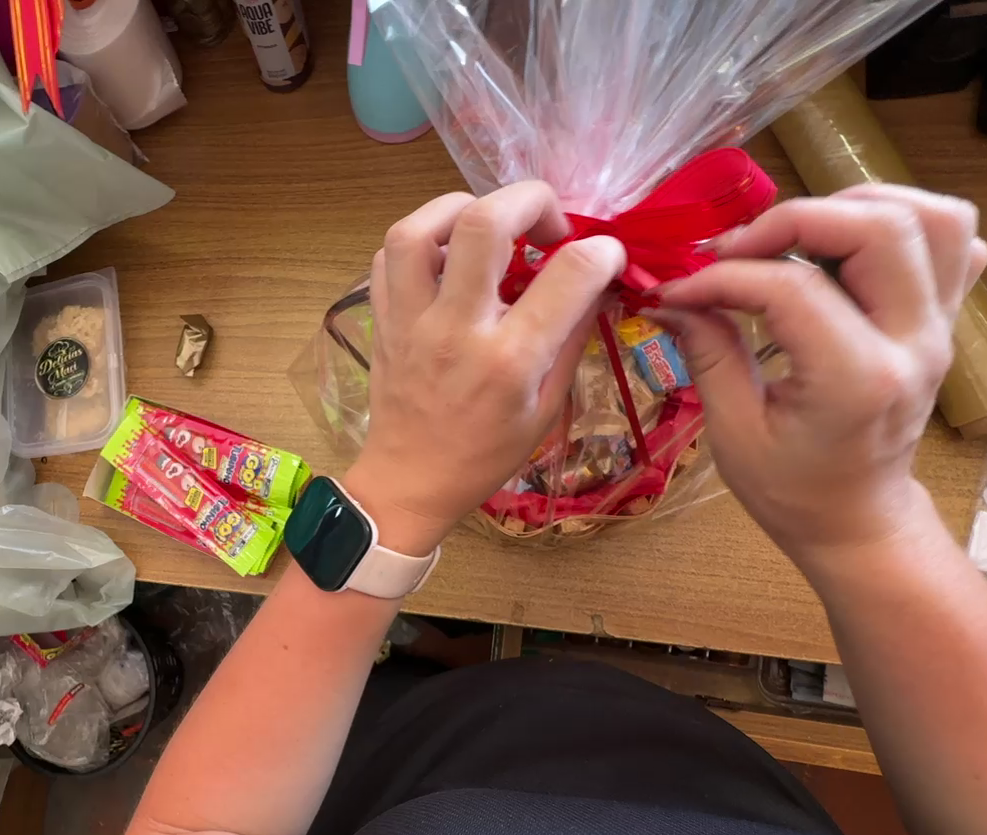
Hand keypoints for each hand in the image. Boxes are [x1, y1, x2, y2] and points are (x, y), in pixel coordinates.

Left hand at [344, 182, 625, 555]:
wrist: (409, 481)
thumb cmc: (483, 456)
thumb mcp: (546, 409)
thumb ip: (571, 340)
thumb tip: (595, 282)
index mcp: (509, 359)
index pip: (570, 271)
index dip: (601, 251)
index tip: (603, 257)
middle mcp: (455, 329)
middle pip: (484, 222)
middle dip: (529, 200)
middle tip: (545, 228)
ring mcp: (410, 322)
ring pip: (417, 229)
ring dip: (459, 208)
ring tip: (487, 228)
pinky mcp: (383, 323)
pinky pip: (387, 260)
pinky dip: (419, 242)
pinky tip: (445, 258)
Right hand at [652, 184, 986, 568]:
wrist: (853, 516)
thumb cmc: (786, 488)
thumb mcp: (731, 430)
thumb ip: (708, 354)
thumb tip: (669, 299)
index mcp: (855, 381)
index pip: (790, 290)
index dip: (721, 277)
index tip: (673, 289)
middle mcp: (913, 341)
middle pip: (881, 229)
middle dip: (794, 220)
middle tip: (732, 246)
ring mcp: (939, 326)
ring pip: (933, 218)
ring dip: (854, 207)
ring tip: (790, 233)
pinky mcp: (942, 318)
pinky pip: (951, 240)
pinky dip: (897, 223)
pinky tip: (840, 248)